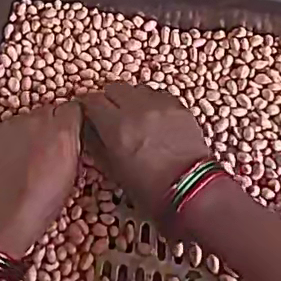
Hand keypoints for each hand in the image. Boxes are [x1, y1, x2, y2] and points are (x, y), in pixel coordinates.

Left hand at [0, 102, 82, 257]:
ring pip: (25, 120)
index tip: (72, 132)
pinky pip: (4, 131)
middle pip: (48, 112)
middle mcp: (34, 121)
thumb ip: (71, 150)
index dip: (73, 121)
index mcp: (60, 132)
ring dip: (29, 134)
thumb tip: (71, 142)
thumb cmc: (36, 208)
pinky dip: (8, 142)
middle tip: (48, 150)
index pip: (73, 109)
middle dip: (51, 126)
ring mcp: (9, 126)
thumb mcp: (68, 180)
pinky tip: (7, 163)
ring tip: (25, 160)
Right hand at [76, 83, 214, 214]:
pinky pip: (158, 96)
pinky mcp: (179, 107)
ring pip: (137, 89)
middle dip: (109, 99)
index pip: (91, 100)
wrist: (193, 193)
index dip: (87, 106)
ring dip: (131, 99)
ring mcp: (160, 105)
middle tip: (109, 115)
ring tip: (134, 118)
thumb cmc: (150, 190)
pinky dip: (151, 103)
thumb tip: (89, 127)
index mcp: (116, 127)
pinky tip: (153, 120)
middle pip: (113, 88)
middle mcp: (137, 109)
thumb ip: (97, 143)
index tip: (87, 113)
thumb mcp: (113, 170)